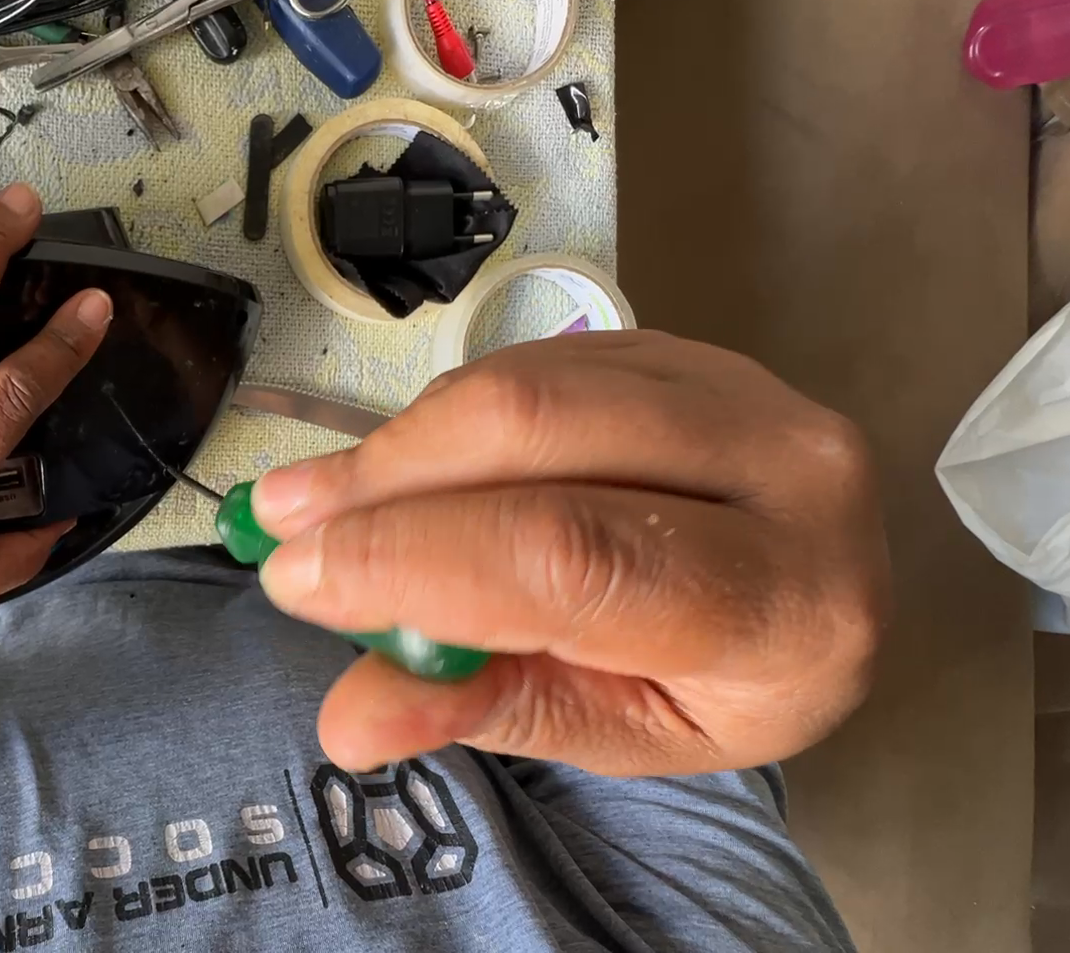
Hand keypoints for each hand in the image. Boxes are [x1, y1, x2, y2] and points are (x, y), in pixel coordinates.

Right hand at [250, 331, 889, 776]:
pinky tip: (414, 468)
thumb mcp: (598, 722)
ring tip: (333, 500)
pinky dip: (433, 419)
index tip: (294, 575)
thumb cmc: (700, 677)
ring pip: (512, 386)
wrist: (784, 580)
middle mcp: (776, 466)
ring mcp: (724, 382)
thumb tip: (347, 724)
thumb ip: (475, 710)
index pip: (567, 560)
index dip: (410, 559)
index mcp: (778, 601)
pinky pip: (514, 366)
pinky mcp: (665, 345)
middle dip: (380, 480)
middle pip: (530, 436)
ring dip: (394, 447)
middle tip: (285, 518)